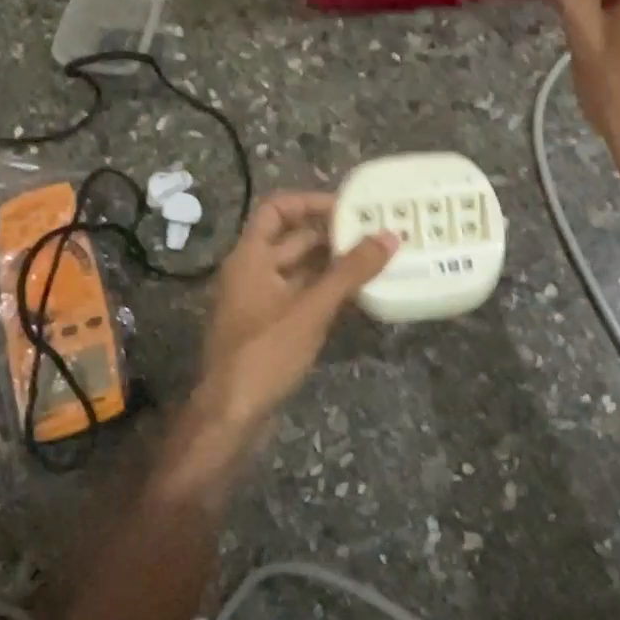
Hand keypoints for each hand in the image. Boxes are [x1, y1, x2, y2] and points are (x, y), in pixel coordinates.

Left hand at [197, 192, 396, 429]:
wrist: (230, 417)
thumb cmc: (265, 354)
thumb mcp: (311, 310)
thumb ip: (350, 272)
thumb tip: (389, 235)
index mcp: (250, 258)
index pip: (277, 209)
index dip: (311, 202)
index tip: (350, 208)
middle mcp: (251, 273)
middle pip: (292, 239)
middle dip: (332, 234)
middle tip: (375, 233)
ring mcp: (260, 302)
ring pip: (300, 270)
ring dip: (333, 264)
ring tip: (375, 259)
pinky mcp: (271, 328)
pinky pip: (301, 297)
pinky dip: (327, 291)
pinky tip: (359, 295)